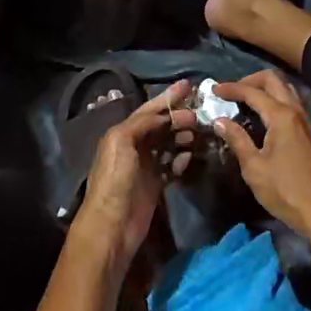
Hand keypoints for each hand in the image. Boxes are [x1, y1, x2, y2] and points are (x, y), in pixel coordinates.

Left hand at [70, 80, 194, 268]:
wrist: (112, 225)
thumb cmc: (115, 179)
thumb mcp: (122, 141)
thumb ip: (143, 123)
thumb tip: (166, 115)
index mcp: (123, 133)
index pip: (149, 110)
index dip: (167, 97)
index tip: (188, 85)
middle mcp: (134, 146)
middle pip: (161, 125)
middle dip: (179, 117)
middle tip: (199, 114)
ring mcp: (145, 166)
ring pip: (168, 143)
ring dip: (182, 136)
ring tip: (197, 133)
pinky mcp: (155, 185)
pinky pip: (172, 165)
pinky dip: (181, 160)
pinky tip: (188, 158)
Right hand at [212, 71, 310, 237]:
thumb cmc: (285, 190)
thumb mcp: (254, 168)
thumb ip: (237, 139)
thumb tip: (220, 120)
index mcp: (281, 116)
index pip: (253, 92)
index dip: (232, 88)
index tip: (214, 90)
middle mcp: (296, 110)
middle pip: (274, 80)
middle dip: (250, 80)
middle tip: (232, 91)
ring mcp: (307, 119)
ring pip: (286, 88)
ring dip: (266, 87)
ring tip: (247, 99)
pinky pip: (293, 101)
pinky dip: (277, 98)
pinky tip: (266, 115)